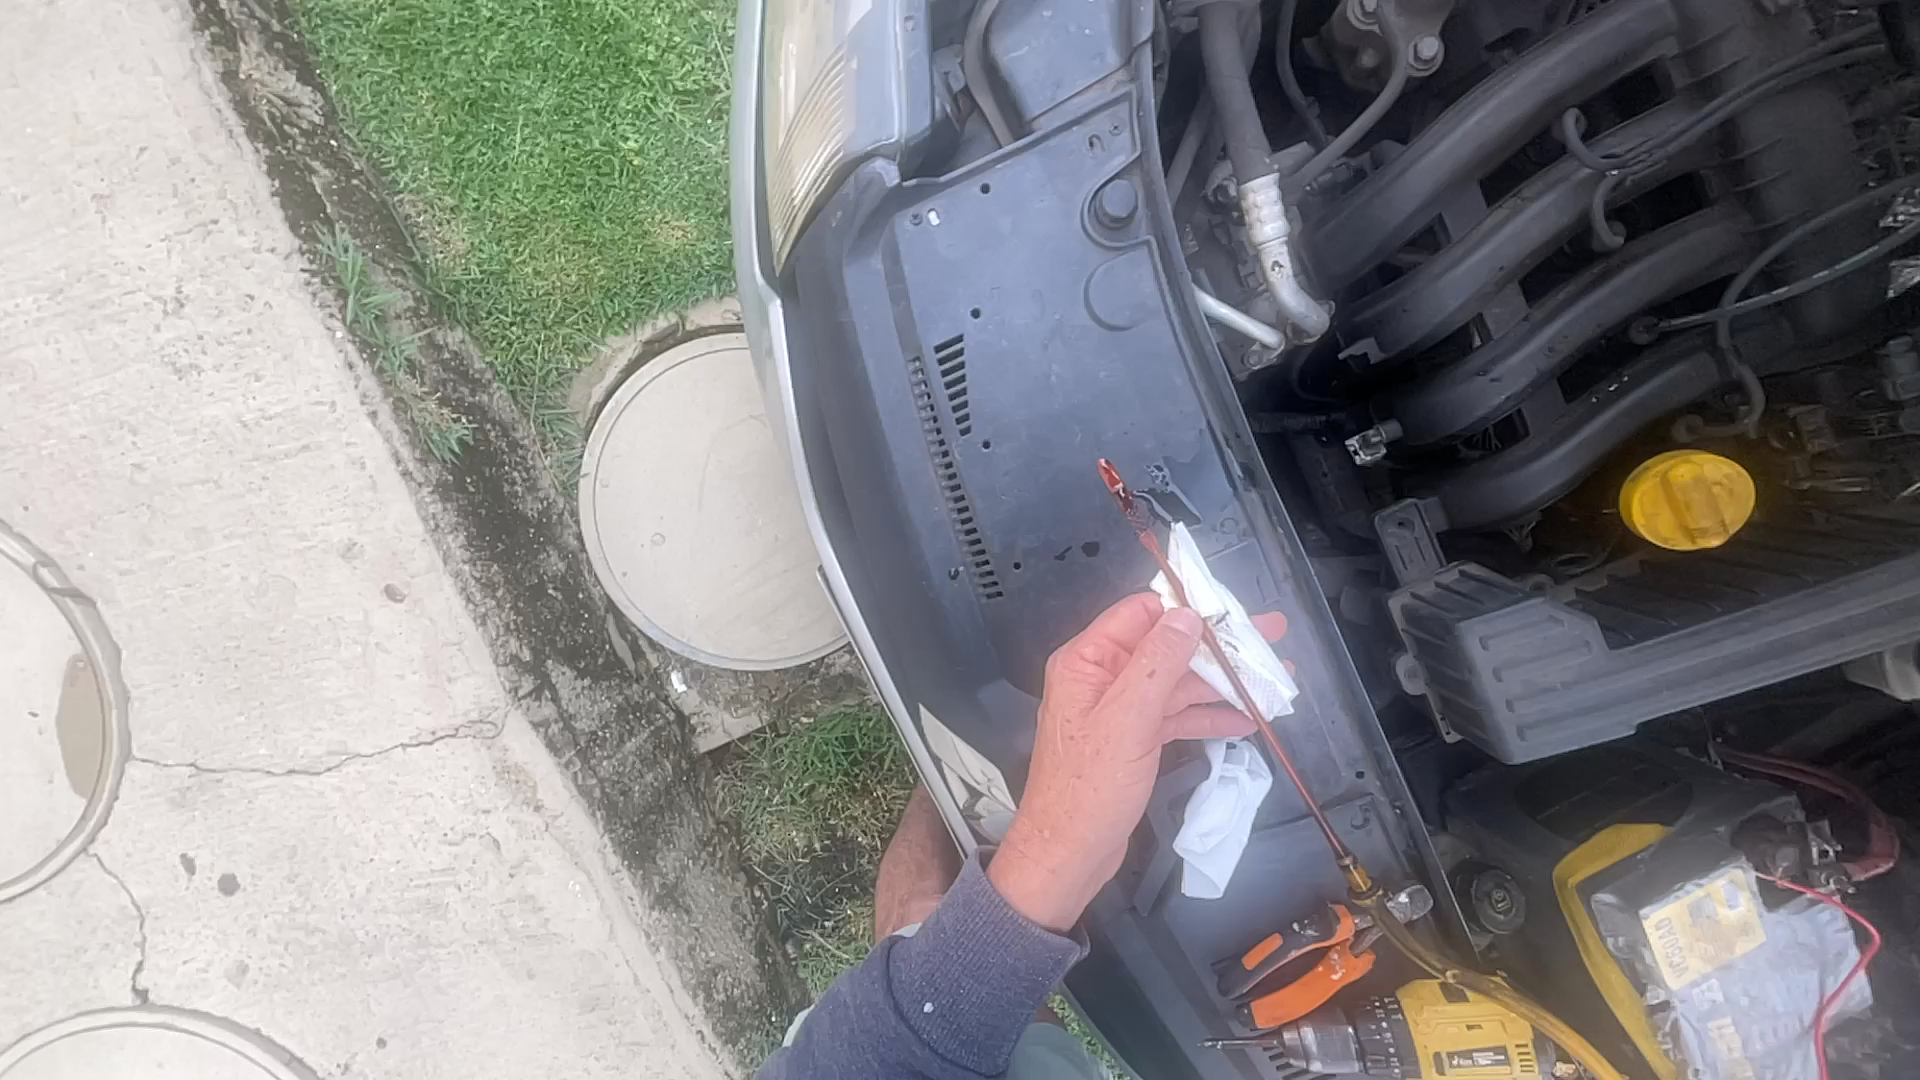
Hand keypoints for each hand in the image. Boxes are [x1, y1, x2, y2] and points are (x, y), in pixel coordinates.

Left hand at [989, 593, 1286, 932]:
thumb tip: (1185, 615)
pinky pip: (1173, 715)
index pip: (1138, 614)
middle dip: (1215, 646)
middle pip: (1164, 647)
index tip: (1230, 611)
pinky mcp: (1132, 738)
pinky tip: (1245, 718)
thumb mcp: (1127, 718)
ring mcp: (1118, 709)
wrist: (1069, 853)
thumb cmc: (1088, 789)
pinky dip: (1207, 716)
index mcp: (1087, 662)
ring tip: (1269, 679)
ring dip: (1220, 682)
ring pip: (1174, 683)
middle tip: (1267, 638)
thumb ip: (1157, 663)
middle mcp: (1101, 678)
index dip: (1184, 609)